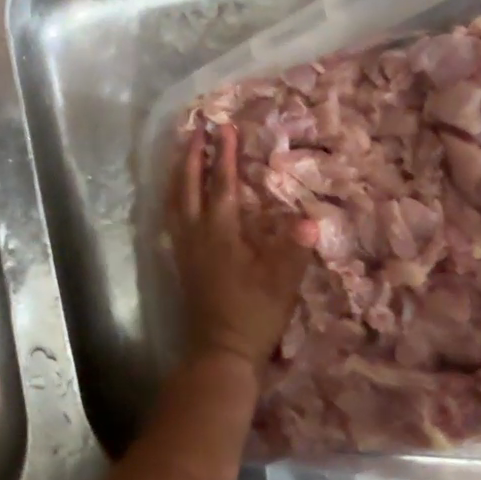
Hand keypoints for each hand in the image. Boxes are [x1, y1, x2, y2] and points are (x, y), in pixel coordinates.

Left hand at [168, 124, 311, 369]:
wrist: (220, 352)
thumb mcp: (281, 282)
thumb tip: (308, 220)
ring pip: (174, 199)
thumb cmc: (253, 315)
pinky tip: (179, 197)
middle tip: (196, 128)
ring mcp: (183, 247)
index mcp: (219, 231)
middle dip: (192, 154)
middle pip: (188, 184)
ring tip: (182, 153)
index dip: (225, 154)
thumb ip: (293, 248)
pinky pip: (172, 216)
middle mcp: (195, 232)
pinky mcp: (180, 260)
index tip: (225, 127)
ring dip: (179, 172)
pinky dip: (174, 196)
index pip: (222, 183)